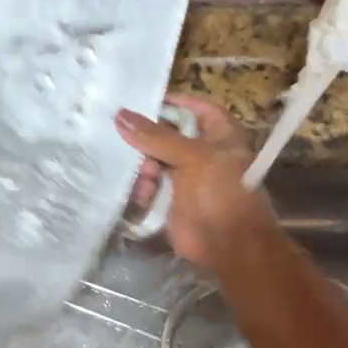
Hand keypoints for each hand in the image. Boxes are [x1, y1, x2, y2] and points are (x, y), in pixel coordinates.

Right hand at [116, 93, 272, 271]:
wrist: (227, 244)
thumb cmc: (220, 193)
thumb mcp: (192, 157)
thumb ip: (156, 136)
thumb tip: (120, 115)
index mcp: (220, 136)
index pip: (197, 109)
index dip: (175, 103)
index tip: (145, 103)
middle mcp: (203, 154)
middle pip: (167, 137)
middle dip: (149, 143)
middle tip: (134, 148)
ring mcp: (186, 179)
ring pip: (154, 164)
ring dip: (145, 172)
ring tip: (146, 183)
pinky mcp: (171, 202)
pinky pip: (149, 188)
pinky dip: (143, 190)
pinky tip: (143, 197)